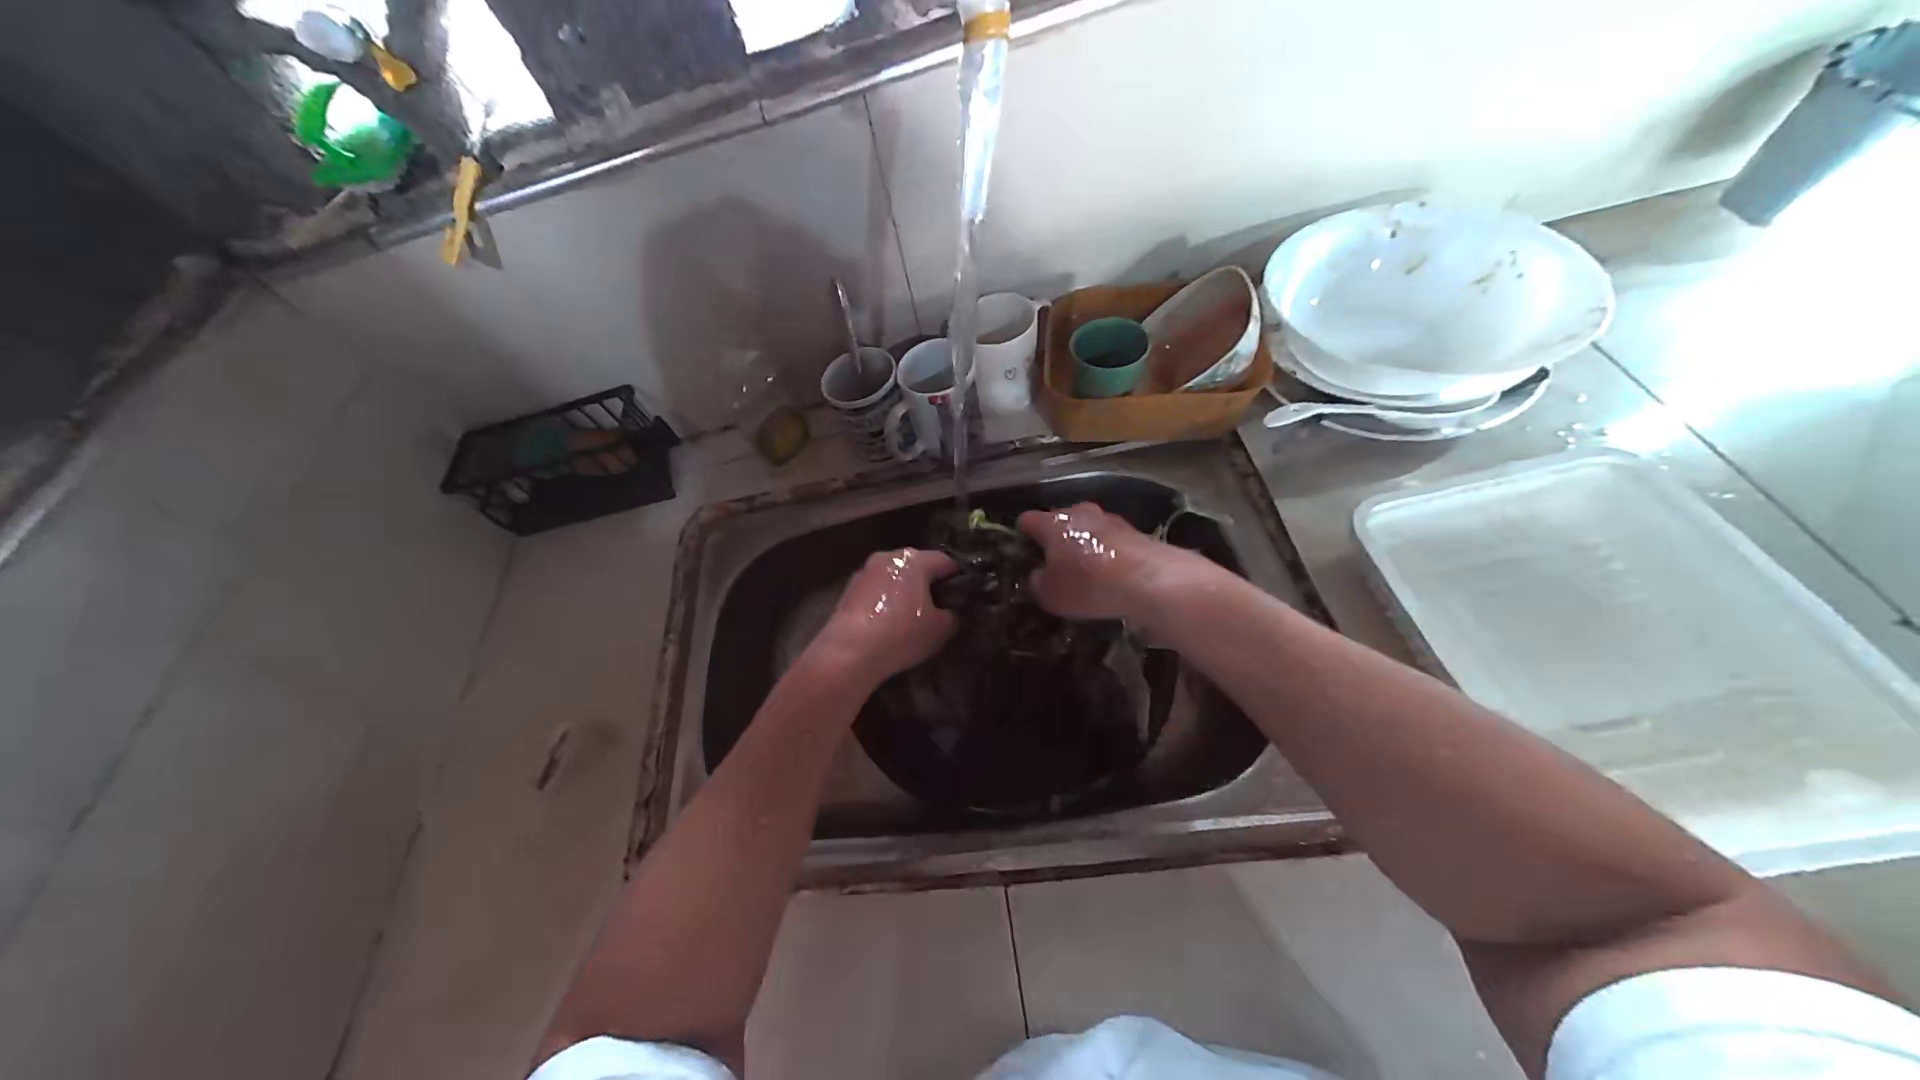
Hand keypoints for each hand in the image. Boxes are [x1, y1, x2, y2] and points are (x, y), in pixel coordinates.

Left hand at [804, 548, 958, 686]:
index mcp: (914, 560)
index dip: (959, 578)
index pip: (946, 561)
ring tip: (912, 617)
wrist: (849, 653)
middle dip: (930, 584)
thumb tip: (950, 612)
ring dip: (906, 592)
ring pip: (895, 577)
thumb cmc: (901, 635)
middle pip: (918, 566)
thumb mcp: (941, 630)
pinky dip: (886, 601)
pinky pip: (877, 590)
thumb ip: (953, 615)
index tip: (964, 597)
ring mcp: (865, 571)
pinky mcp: (849, 588)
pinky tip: (889, 623)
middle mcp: (888, 556)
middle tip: (940, 608)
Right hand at [1017, 503, 1217, 628]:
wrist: (1152, 581)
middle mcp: (1079, 512)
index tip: (1022, 554)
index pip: (1026, 520)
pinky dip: (1105, 552)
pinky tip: (1109, 574)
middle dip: (1053, 540)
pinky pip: (1109, 540)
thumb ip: (1036, 582)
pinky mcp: (1134, 530)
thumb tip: (1039, 574)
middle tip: (1053, 566)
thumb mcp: (1050, 595)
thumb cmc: (1089, 585)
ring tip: (1084, 571)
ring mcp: (1109, 519)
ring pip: (1086, 529)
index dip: (1020, 536)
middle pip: (1058, 521)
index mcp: (1052, 523)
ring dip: (1082, 545)